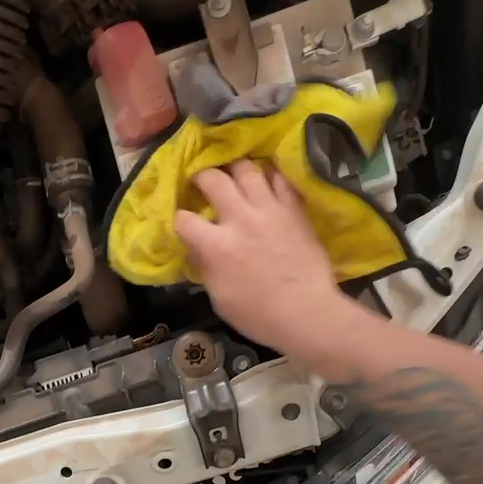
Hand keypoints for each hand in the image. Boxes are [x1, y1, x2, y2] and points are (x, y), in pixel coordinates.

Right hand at [173, 160, 371, 353]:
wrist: (306, 312)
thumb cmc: (258, 315)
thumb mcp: (219, 298)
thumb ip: (205, 268)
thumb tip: (195, 249)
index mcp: (217, 246)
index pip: (184, 220)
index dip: (177, 219)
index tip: (180, 222)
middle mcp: (241, 219)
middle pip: (213, 179)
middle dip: (200, 177)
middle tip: (200, 182)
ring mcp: (269, 209)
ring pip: (247, 169)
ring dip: (234, 168)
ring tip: (231, 174)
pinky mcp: (293, 208)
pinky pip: (279, 178)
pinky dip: (268, 175)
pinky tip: (263, 180)